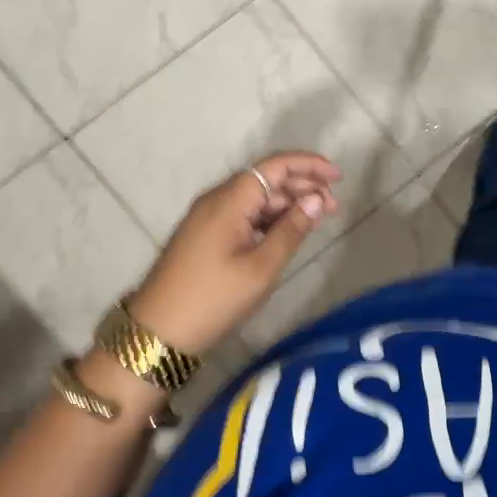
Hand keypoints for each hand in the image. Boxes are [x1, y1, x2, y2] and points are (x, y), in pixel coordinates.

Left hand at [128, 153, 340, 352]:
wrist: (158, 331)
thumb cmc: (214, 298)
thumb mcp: (262, 267)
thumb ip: (292, 229)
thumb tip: (317, 199)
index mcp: (229, 200)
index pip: (275, 166)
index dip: (308, 165)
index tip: (338, 175)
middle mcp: (217, 200)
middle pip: (265, 178)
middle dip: (302, 185)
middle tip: (334, 205)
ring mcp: (208, 217)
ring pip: (255, 197)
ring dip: (287, 202)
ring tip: (317, 218)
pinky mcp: (205, 235)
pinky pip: (244, 213)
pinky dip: (270, 217)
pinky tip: (287, 231)